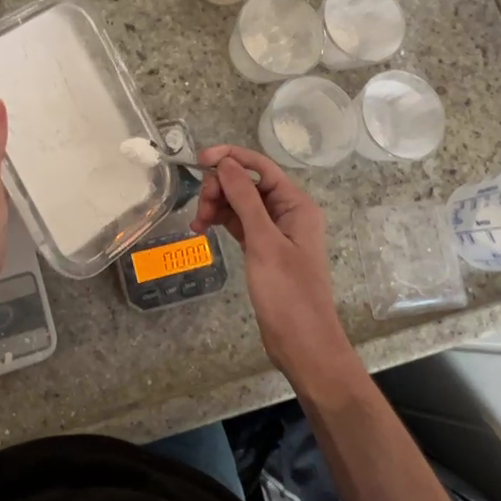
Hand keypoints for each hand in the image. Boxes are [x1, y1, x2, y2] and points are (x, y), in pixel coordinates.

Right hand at [192, 145, 353, 380]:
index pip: (261, 166)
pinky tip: (203, 230)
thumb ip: (244, 199)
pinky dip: (221, 223)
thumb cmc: (288, 293)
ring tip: (197, 225)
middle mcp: (287, 212)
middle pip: (247, 183)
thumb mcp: (263, 242)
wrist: (303, 343)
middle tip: (199, 210)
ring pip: (240, 204)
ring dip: (217, 206)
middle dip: (220, 188)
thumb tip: (225, 163)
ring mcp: (275, 232)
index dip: (230, 157)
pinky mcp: (263, 249)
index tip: (199, 160)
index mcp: (296, 204)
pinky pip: (239, 224)